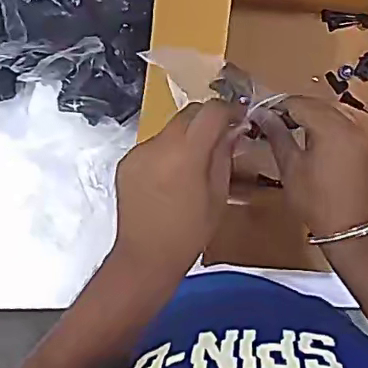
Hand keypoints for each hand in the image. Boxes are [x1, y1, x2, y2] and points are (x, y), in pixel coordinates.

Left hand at [113, 100, 245, 272]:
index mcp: (186, 153)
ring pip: (171, 130)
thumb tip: (232, 130)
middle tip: (224, 135)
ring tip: (198, 162)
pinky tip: (174, 177)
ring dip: (188, 136)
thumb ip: (224, 156)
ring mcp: (139, 152)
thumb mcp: (218, 195)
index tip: (241, 118)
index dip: (230, 109)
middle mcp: (159, 145)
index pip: (212, 111)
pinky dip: (168, 152)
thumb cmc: (190, 232)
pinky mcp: (127, 163)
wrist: (146, 257)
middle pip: (189, 113)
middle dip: (209, 119)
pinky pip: (154, 146)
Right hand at [259, 96, 367, 237]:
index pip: (302, 104)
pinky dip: (331, 129)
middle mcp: (352, 127)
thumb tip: (262, 113)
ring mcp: (365, 138)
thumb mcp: (290, 167)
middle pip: (321, 106)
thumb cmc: (314, 200)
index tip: (264, 113)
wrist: (349, 229)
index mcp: (331, 129)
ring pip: (336, 115)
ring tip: (295, 130)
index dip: (280, 105)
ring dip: (315, 118)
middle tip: (276, 120)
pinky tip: (318, 142)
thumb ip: (278, 134)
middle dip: (298, 109)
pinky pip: (348, 129)